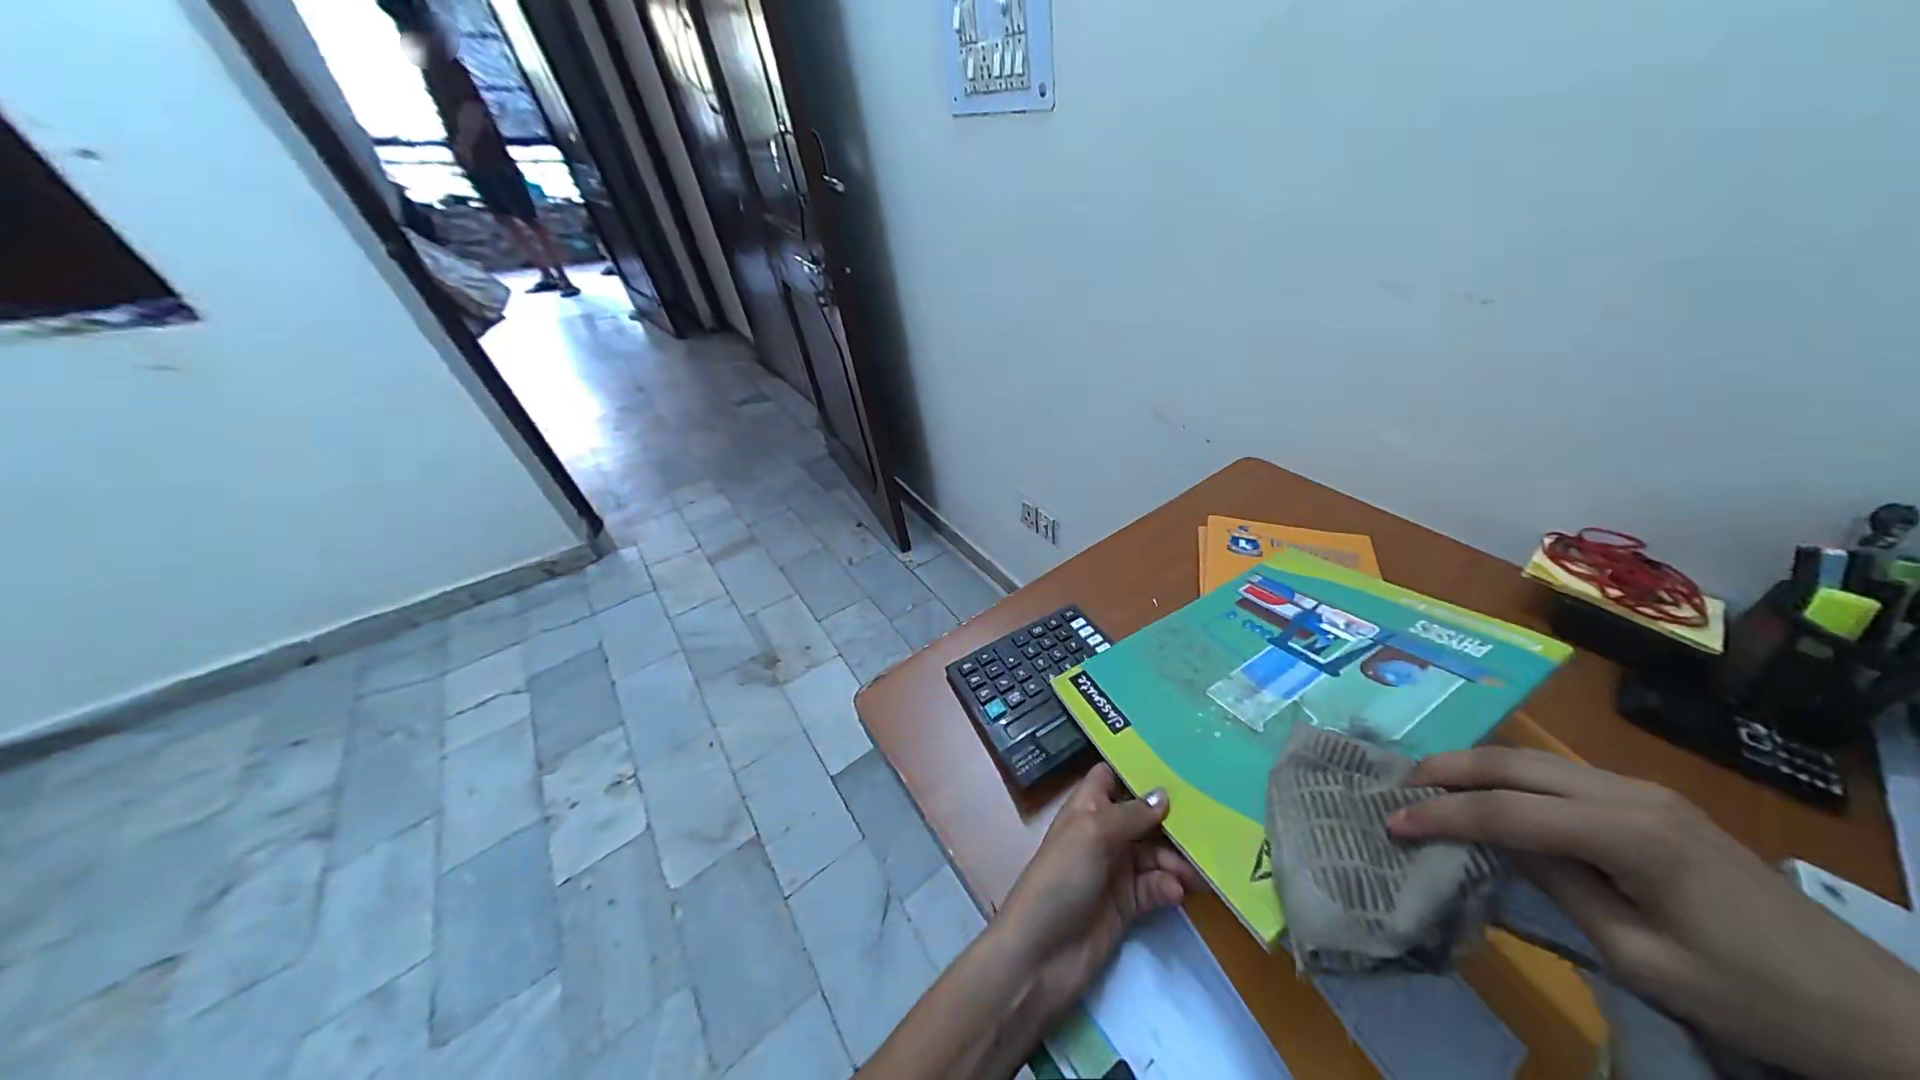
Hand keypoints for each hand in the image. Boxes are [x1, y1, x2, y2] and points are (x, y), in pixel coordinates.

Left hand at [995, 763, 1201, 1016]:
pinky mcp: (1128, 903)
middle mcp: (1102, 833)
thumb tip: (1163, 793)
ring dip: (1176, 860)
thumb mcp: (1093, 834)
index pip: (1111, 776)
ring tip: (1196, 874)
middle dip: (1173, 819)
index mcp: (1087, 808)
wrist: (1043, 954)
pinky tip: (1175, 893)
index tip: (1177, 762)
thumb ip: (1131, 814)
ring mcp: (1116, 869)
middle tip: (1211, 823)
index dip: (1136, 769)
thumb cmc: (1062, 878)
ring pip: (1156, 853)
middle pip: (1143, 816)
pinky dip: (1168, 887)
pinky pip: (1156, 886)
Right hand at [1388, 747, 1919, 1079]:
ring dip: (1476, 768)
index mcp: (1631, 834)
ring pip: (1536, 760)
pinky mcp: (1654, 804)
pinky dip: (1511, 780)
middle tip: (1396, 786)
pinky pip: (1562, 777)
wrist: (1878, 1014)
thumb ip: (1560, 886)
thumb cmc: (1753, 996)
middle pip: (1516, 764)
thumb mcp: (1640, 958)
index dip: (1442, 814)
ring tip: (1428, 785)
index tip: (1390, 823)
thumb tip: (1496, 843)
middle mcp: (1633, 794)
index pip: (1508, 811)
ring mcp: (1647, 792)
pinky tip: (1491, 795)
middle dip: (1448, 770)